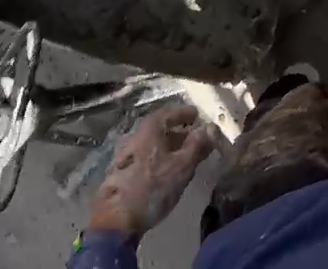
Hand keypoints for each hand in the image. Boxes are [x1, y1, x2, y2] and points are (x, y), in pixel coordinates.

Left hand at [88, 104, 217, 234]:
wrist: (117, 217)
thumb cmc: (153, 187)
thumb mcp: (182, 166)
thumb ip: (197, 145)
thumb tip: (210, 127)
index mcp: (150, 127)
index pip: (170, 111)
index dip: (185, 113)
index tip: (198, 116)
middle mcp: (136, 134)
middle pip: (161, 126)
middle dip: (180, 131)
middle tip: (196, 138)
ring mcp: (126, 151)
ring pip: (153, 142)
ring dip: (170, 144)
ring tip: (186, 155)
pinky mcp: (122, 169)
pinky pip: (146, 154)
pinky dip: (160, 155)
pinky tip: (167, 169)